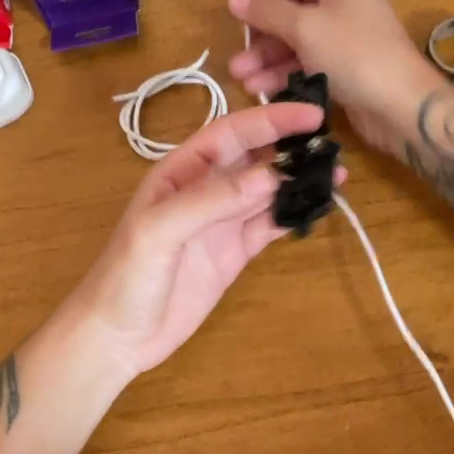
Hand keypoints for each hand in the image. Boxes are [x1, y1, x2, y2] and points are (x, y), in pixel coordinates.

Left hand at [55, 102, 334, 378]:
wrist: (117, 337)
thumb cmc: (126, 277)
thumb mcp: (160, 231)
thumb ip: (211, 200)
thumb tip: (269, 175)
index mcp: (180, 172)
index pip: (231, 133)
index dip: (271, 121)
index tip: (312, 116)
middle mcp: (204, 191)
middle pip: (255, 158)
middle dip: (291, 147)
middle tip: (334, 145)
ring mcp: (220, 224)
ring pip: (267, 191)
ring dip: (298, 181)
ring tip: (337, 175)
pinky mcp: (234, 254)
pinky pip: (268, 226)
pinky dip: (293, 216)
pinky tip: (317, 209)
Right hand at [227, 0, 437, 150]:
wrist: (399, 106)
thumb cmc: (354, 55)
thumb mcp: (305, 28)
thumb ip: (267, 11)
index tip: (243, 7)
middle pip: (290, 2)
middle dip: (261, 27)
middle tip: (238, 48)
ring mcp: (341, 34)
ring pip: (294, 36)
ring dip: (266, 55)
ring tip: (240, 75)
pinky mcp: (340, 65)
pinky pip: (304, 60)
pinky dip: (282, 71)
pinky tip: (258, 88)